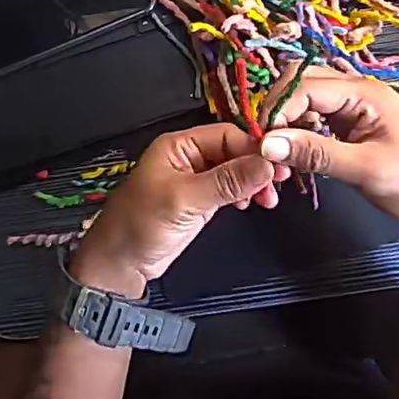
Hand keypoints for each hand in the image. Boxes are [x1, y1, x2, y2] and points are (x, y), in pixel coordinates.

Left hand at [71, 123, 286, 297]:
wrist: (120, 264)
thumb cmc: (140, 224)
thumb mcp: (186, 199)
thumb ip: (227, 181)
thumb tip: (265, 164)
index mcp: (178, 145)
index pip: (225, 134)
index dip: (252, 147)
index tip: (278, 164)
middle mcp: (187, 157)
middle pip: (232, 151)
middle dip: (256, 165)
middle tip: (279, 183)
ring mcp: (194, 179)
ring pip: (234, 170)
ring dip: (253, 181)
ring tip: (268, 199)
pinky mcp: (199, 201)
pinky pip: (228, 189)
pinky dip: (243, 194)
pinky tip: (251, 204)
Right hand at [259, 69, 398, 230]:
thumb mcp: (365, 170)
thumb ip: (315, 153)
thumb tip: (267, 144)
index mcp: (364, 91)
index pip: (304, 86)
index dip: (278, 110)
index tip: (263, 141)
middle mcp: (355, 89)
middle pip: (300, 80)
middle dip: (278, 107)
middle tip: (266, 142)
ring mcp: (352, 103)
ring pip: (303, 95)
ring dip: (285, 117)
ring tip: (278, 148)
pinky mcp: (348, 120)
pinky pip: (311, 112)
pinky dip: (296, 127)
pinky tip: (294, 149)